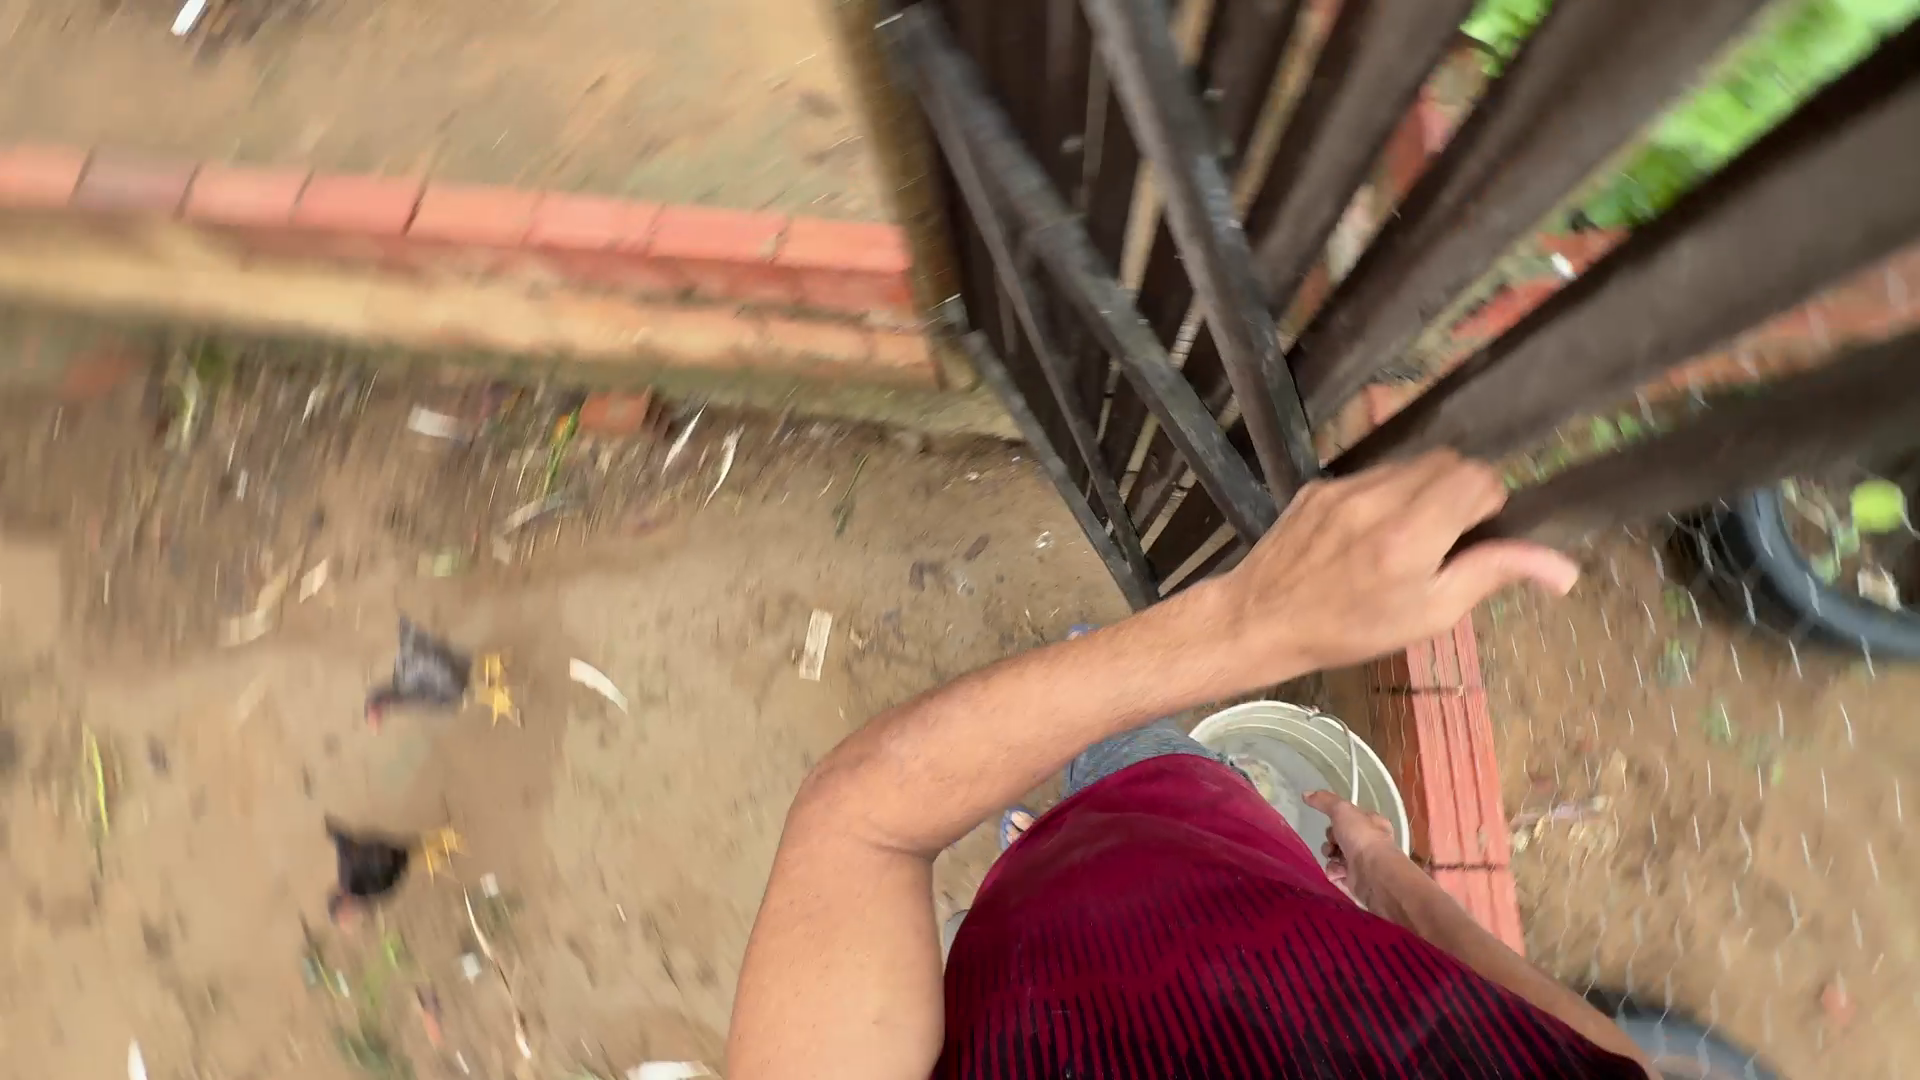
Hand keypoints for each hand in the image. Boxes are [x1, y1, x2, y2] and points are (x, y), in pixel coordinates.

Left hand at [1212, 450, 1577, 676]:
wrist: (1259, 619)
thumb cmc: (1347, 630)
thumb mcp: (1428, 615)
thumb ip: (1490, 574)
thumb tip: (1562, 567)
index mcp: (1409, 533)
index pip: (1477, 477)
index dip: (1487, 502)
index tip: (1475, 534)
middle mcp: (1374, 499)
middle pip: (1445, 462)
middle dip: (1458, 491)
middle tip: (1445, 536)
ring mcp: (1339, 489)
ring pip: (1405, 466)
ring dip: (1420, 491)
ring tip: (1402, 537)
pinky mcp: (1314, 488)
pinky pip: (1366, 476)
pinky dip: (1380, 495)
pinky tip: (1364, 533)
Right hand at [1304, 790, 1399, 903]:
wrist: (1374, 874)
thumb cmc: (1362, 837)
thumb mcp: (1341, 810)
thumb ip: (1324, 800)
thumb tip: (1305, 794)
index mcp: (1373, 824)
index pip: (1352, 818)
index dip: (1339, 818)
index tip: (1333, 820)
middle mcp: (1369, 843)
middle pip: (1339, 836)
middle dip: (1331, 837)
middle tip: (1334, 840)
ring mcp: (1363, 863)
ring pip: (1335, 854)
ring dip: (1330, 854)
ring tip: (1334, 856)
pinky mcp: (1355, 881)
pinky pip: (1335, 872)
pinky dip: (1334, 871)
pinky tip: (1339, 870)